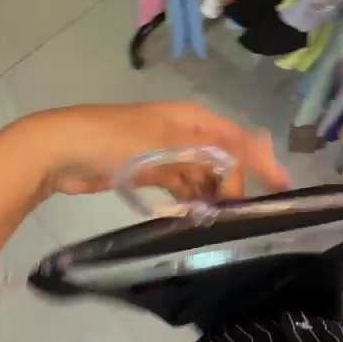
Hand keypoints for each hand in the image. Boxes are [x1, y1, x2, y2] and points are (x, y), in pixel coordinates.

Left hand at [13, 101, 291, 201]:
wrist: (60, 150)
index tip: (283, 186)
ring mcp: (164, 152)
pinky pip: (180, 187)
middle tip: (236, 216)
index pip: (238, 139)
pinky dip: (189, 201)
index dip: (262, 160)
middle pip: (221, 160)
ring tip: (219, 223)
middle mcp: (183, 132)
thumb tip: (254, 157)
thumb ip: (212, 153)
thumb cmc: (116, 140)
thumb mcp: (168, 144)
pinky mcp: (147, 171)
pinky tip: (194, 218)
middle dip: (232, 184)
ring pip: (201, 176)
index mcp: (192, 119)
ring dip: (210, 196)